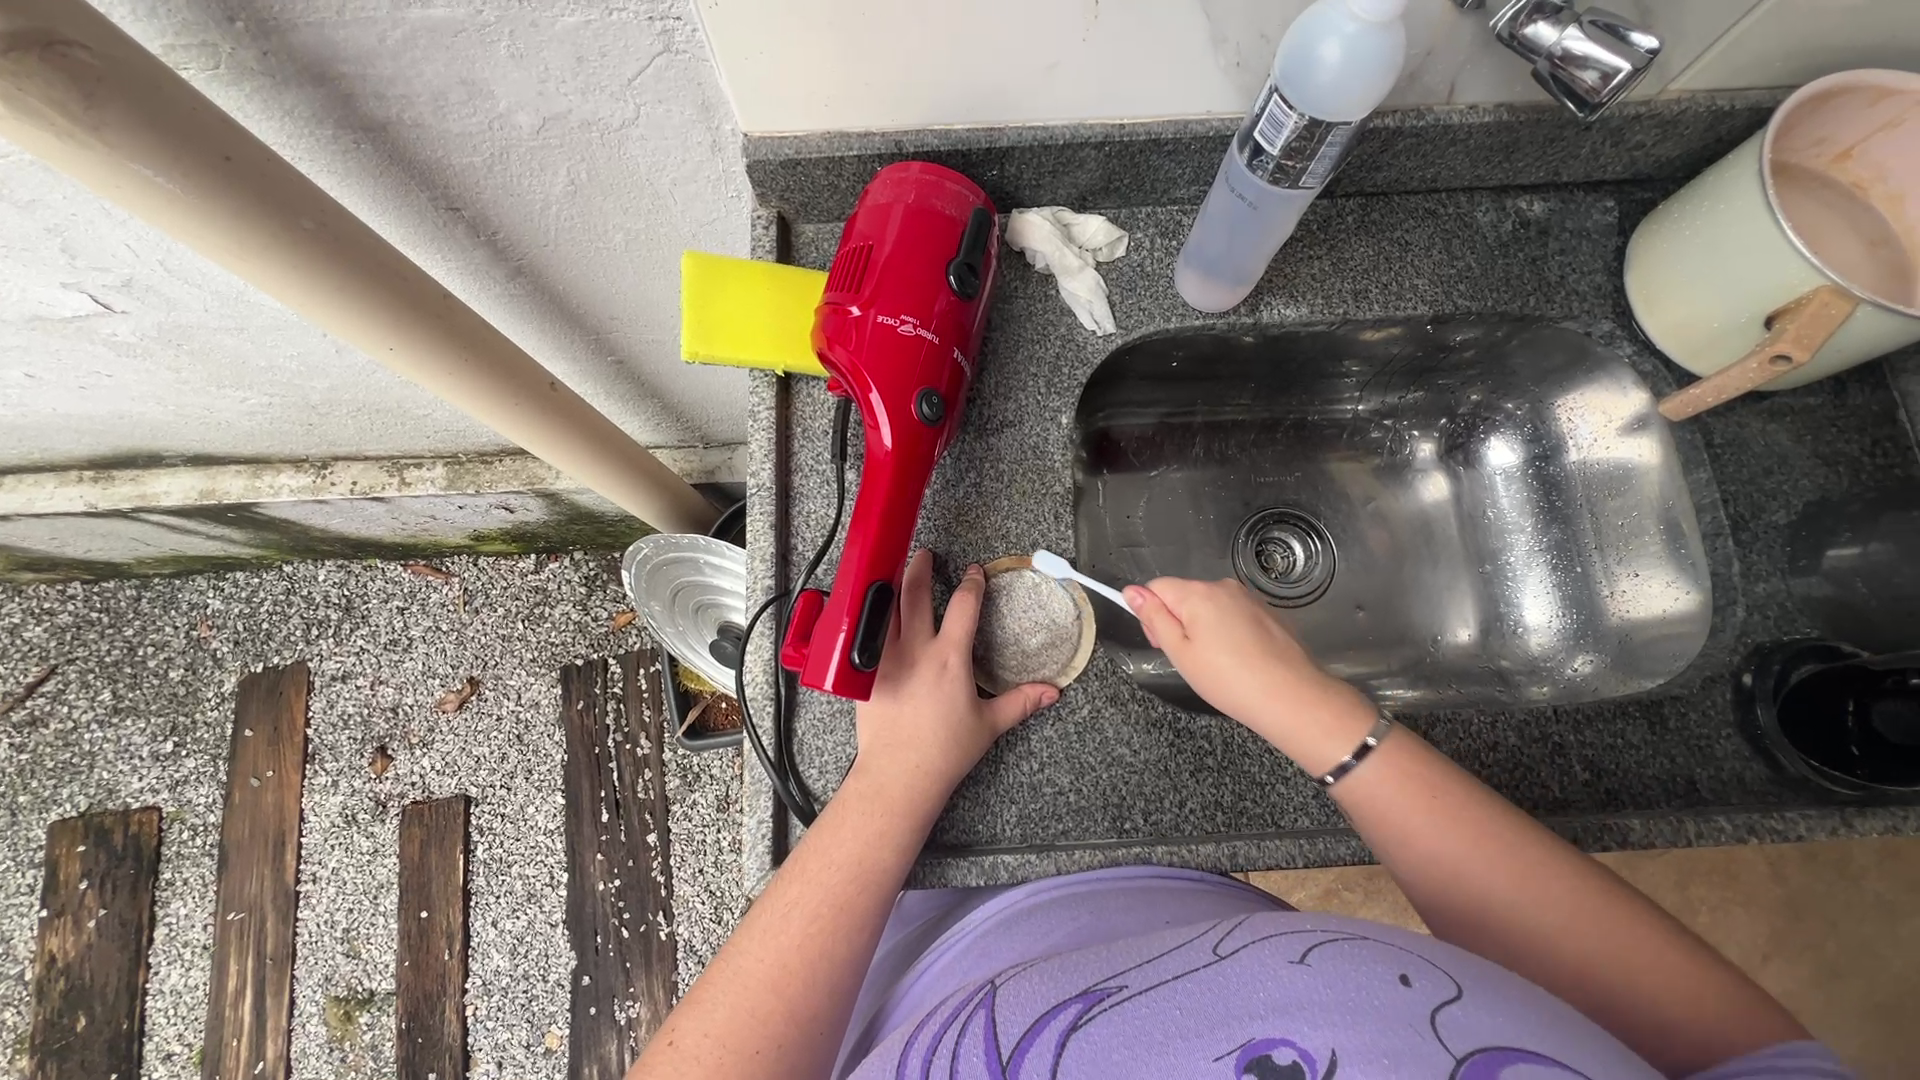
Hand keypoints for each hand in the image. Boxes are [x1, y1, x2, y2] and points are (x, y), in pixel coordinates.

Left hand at [853, 551, 1059, 806]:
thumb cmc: (943, 752)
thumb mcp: (988, 725)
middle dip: (921, 569)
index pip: (965, 606)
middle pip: (916, 594)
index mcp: (949, 657)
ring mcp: (885, 659)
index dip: (973, 584)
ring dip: (893, 586)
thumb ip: (1020, 702)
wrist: (898, 775)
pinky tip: (871, 612)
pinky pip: (867, 635)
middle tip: (925, 554)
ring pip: (886, 609)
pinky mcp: (865, 673)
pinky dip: (871, 617)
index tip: (975, 573)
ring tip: (896, 571)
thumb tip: (1053, 692)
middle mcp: (916, 650)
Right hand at [1123, 577, 1374, 773]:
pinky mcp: (1268, 612)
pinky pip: (1234, 614)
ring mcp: (1250, 598)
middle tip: (1189, 658)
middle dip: (1178, 621)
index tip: (1163, 644)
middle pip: (1184, 595)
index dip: (1151, 614)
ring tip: (1216, 663)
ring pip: (1210, 606)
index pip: (1157, 587)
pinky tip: (1239, 659)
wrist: (1290, 697)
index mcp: (1198, 594)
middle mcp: (1224, 587)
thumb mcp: (1180, 652)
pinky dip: (1228, 631)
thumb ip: (1153, 618)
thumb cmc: (1227, 679)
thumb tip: (1130, 591)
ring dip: (1204, 627)